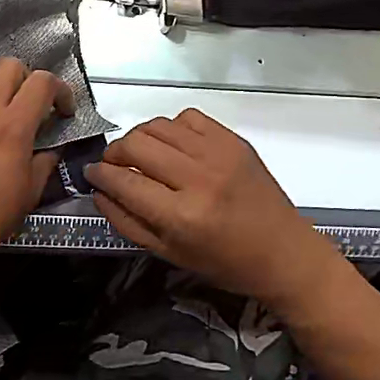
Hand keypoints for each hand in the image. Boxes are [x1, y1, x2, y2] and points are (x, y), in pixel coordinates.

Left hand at [0, 58, 75, 268]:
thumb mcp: (29, 194)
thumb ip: (45, 160)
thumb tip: (51, 146)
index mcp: (12, 126)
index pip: (43, 82)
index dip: (61, 90)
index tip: (62, 110)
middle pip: (11, 65)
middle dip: (28, 79)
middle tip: (30, 105)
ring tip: (1, 112)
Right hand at [85, 109, 347, 311]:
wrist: (287, 255)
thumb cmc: (225, 263)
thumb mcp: (168, 254)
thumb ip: (126, 222)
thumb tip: (98, 191)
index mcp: (182, 216)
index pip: (123, 181)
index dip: (99, 175)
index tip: (92, 174)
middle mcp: (199, 179)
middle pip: (135, 145)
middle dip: (114, 153)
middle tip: (114, 164)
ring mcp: (219, 155)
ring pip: (157, 126)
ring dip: (139, 138)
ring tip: (141, 154)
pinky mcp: (234, 141)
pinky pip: (187, 117)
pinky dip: (171, 128)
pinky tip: (174, 146)